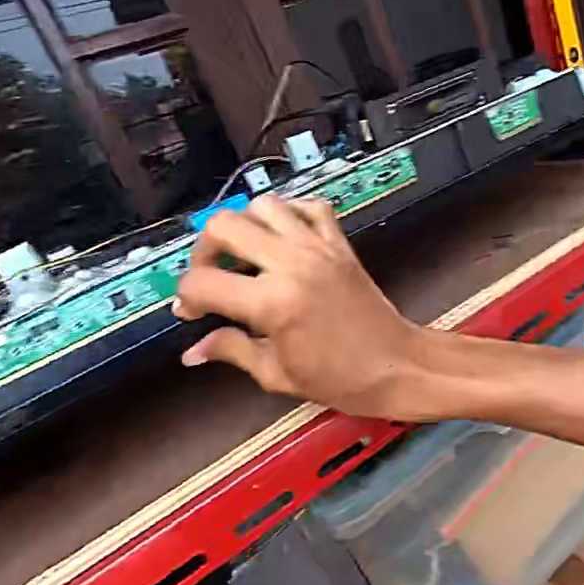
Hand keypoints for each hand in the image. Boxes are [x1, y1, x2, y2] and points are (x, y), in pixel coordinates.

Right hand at [172, 195, 439, 420]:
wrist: (398, 365)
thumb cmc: (341, 378)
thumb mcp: (276, 374)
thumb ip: (230, 350)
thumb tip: (192, 351)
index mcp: (272, 303)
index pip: (203, 282)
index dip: (185, 297)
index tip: (190, 311)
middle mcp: (291, 264)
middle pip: (223, 226)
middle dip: (203, 250)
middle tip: (210, 275)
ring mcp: (317, 247)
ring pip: (262, 206)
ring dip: (243, 225)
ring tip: (243, 253)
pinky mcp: (339, 242)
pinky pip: (308, 206)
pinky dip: (289, 213)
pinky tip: (282, 236)